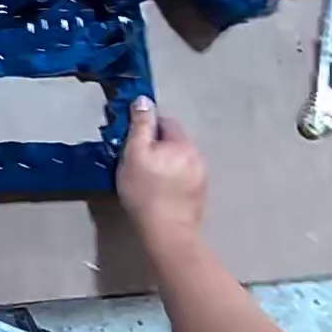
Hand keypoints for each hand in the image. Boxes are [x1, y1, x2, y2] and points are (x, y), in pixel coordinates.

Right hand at [117, 96, 206, 252]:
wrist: (166, 231)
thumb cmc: (145, 190)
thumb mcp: (134, 153)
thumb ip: (140, 125)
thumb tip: (144, 100)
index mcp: (183, 144)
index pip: (164, 121)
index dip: (145, 127)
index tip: (131, 140)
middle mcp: (197, 156)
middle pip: (172, 139)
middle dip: (154, 143)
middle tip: (134, 158)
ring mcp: (201, 176)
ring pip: (176, 156)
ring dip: (162, 159)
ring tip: (145, 174)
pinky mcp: (198, 192)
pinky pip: (181, 172)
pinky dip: (169, 174)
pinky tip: (157, 187)